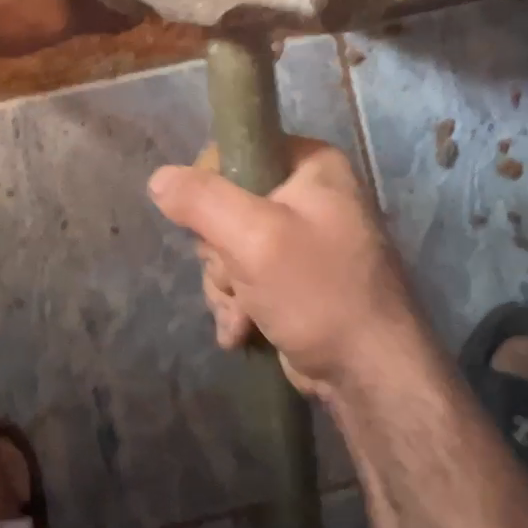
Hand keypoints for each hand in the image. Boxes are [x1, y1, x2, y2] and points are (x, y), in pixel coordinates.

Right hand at [149, 137, 417, 395]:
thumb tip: (158, 179)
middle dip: (219, 254)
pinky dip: (236, 304)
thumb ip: (202, 201)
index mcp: (310, 164)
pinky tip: (241, 330)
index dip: (209, 190)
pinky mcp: (294, 280)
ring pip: (227, 247)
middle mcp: (308, 194)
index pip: (234, 151)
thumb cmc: (318, 293)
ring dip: (224, 286)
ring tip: (243, 315)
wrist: (370, 376)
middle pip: (224, 205)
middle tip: (236, 276)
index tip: (210, 228)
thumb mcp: (254, 237)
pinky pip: (243, 277)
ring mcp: (301, 239)